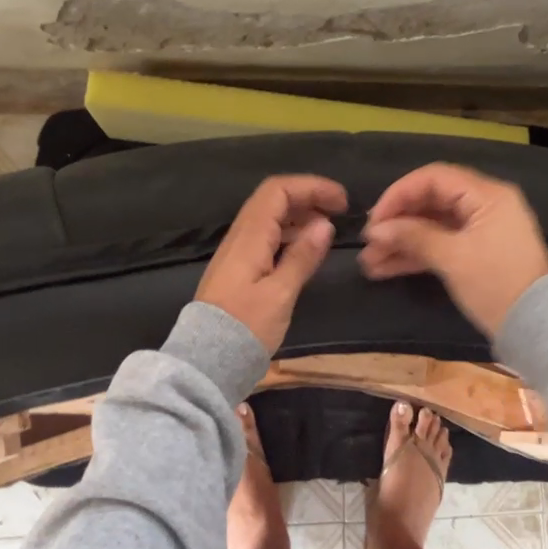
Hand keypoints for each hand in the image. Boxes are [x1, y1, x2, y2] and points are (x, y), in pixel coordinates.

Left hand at [196, 175, 348, 352]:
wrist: (206, 361)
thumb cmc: (245, 327)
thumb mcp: (280, 294)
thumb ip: (302, 257)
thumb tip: (325, 224)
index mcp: (250, 236)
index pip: (278, 190)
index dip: (311, 187)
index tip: (341, 201)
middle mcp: (240, 236)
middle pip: (273, 199)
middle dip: (308, 197)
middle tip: (339, 212)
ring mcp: (237, 251)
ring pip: (269, 216)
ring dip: (299, 215)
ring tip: (326, 230)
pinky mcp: (238, 268)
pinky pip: (265, 236)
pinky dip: (289, 233)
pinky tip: (304, 250)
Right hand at [360, 163, 547, 338]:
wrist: (537, 331)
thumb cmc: (497, 285)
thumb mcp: (453, 259)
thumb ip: (414, 237)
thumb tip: (376, 230)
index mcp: (487, 195)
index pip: (435, 178)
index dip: (400, 193)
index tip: (375, 218)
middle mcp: (485, 205)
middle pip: (432, 201)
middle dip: (398, 222)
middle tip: (369, 241)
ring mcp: (481, 231)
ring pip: (433, 226)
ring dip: (402, 242)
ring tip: (370, 262)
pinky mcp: (477, 254)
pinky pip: (441, 245)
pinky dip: (417, 255)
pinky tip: (386, 269)